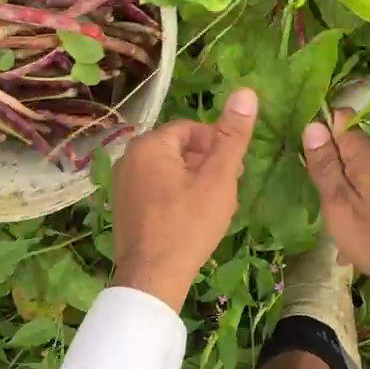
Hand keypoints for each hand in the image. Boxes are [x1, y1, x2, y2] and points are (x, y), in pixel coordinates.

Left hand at [109, 89, 257, 311]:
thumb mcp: (218, 178)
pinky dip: (178, 200)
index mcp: (149, 146)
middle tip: (230, 190)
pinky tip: (193, 222)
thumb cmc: (188, 225)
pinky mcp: (124, 211)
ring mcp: (123, 187)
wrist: (153, 277)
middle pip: (179, 151)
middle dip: (208, 166)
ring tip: (215, 208)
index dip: (219, 145)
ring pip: (169, 174)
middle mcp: (129, 160)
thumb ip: (232, 136)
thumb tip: (246, 91)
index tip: (237, 169)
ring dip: (195, 184)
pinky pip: (157, 194)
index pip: (191, 130)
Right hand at [300, 107, 369, 291]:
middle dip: (336, 160)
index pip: (341, 119)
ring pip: (366, 163)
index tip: (315, 160)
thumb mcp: (338, 205)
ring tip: (342, 213)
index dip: (323, 133)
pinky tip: (361, 219)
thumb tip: (313, 126)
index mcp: (368, 154)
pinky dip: (367, 193)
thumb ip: (325, 166)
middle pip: (354, 141)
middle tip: (327, 193)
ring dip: (350, 181)